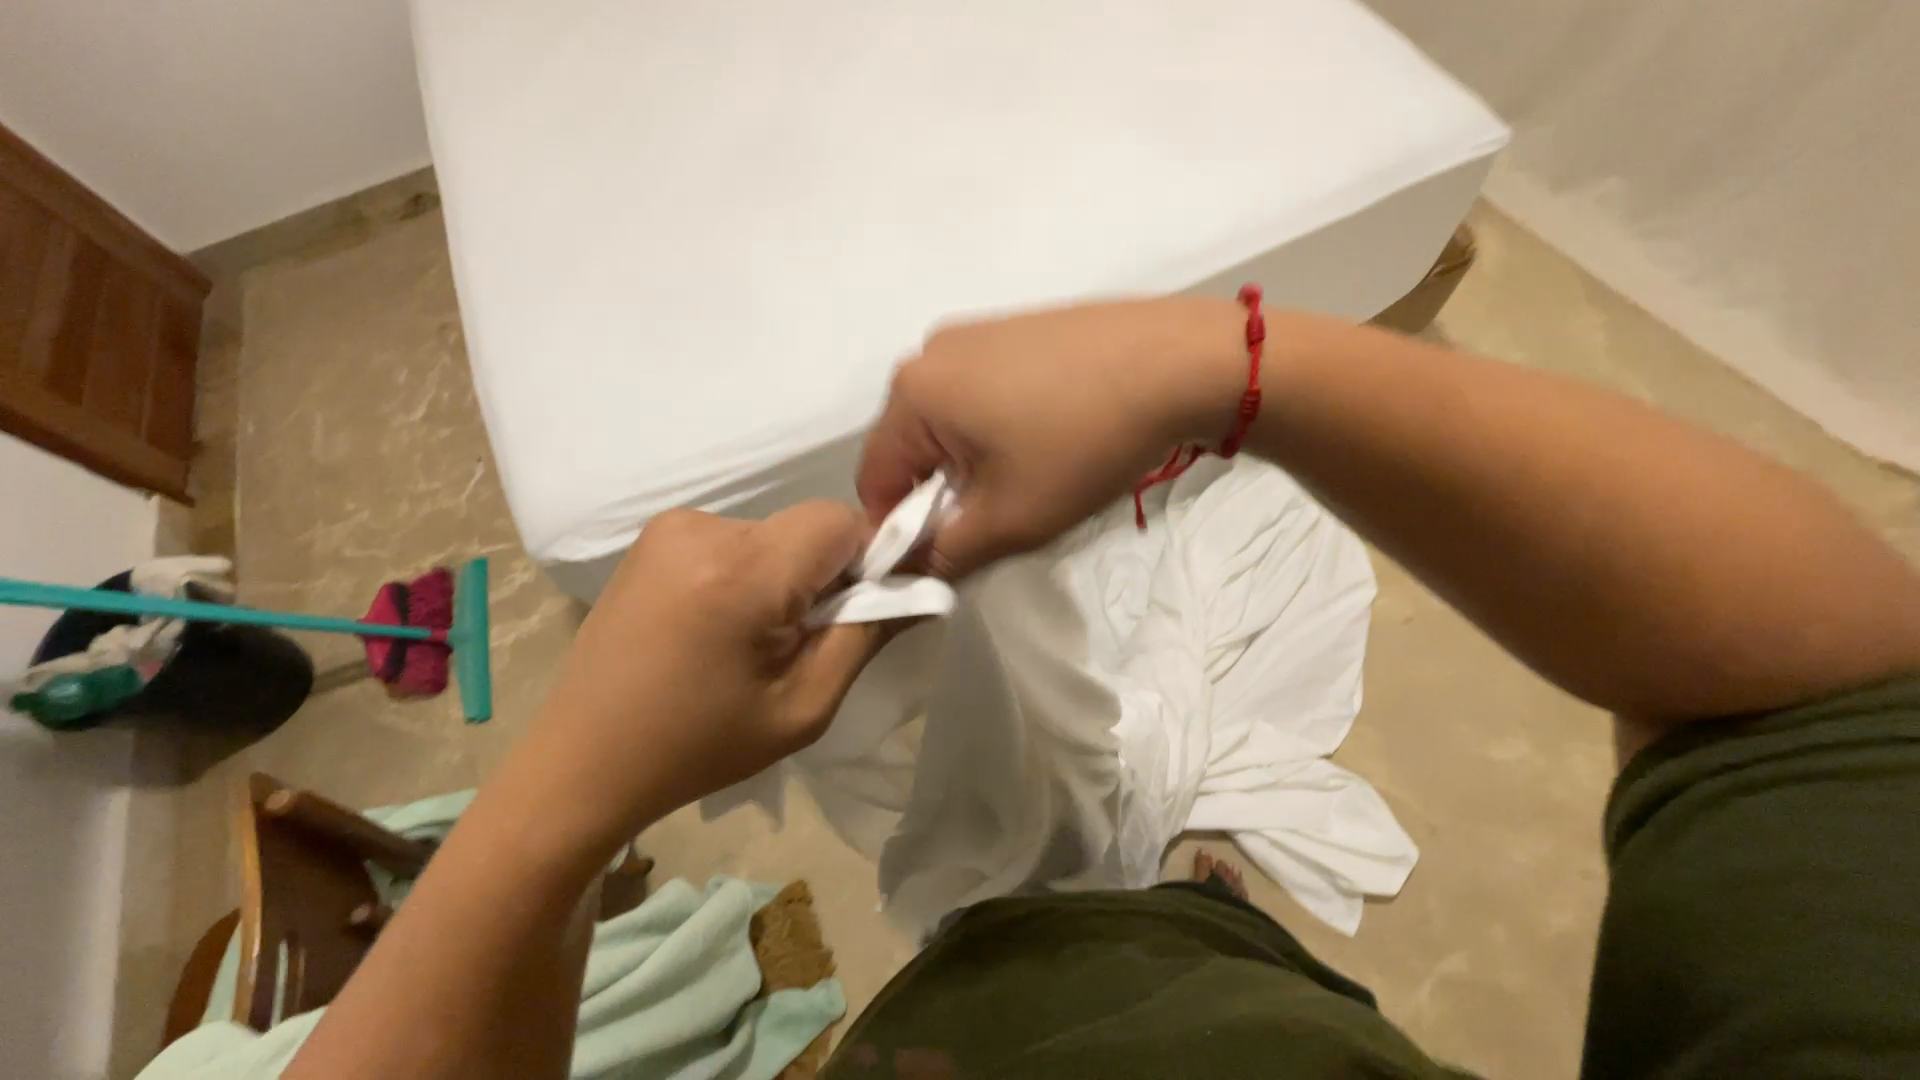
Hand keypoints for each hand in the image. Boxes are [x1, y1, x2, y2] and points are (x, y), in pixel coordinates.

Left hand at [509, 502, 886, 862]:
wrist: (583, 763)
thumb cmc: (699, 747)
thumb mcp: (805, 706)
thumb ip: (870, 634)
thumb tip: (923, 584)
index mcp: (742, 571)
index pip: (841, 521)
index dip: (868, 559)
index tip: (858, 613)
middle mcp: (702, 528)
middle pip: (806, 526)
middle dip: (824, 573)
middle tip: (802, 640)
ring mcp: (668, 528)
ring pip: (772, 533)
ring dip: (785, 574)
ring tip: (750, 640)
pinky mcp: (651, 539)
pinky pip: (733, 539)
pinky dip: (748, 572)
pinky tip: (718, 626)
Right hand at [857, 296, 1249, 577]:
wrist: (1181, 363)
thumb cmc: (1083, 444)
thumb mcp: (1010, 520)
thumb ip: (945, 554)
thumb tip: (911, 568)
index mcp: (912, 392)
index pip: (874, 481)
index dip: (902, 532)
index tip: (952, 552)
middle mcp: (930, 352)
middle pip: (909, 448)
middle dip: (942, 493)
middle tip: (1002, 515)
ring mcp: (975, 333)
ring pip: (947, 422)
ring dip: (972, 462)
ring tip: (1034, 474)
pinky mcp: (1015, 328)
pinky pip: (980, 393)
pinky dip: (998, 428)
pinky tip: (1050, 436)